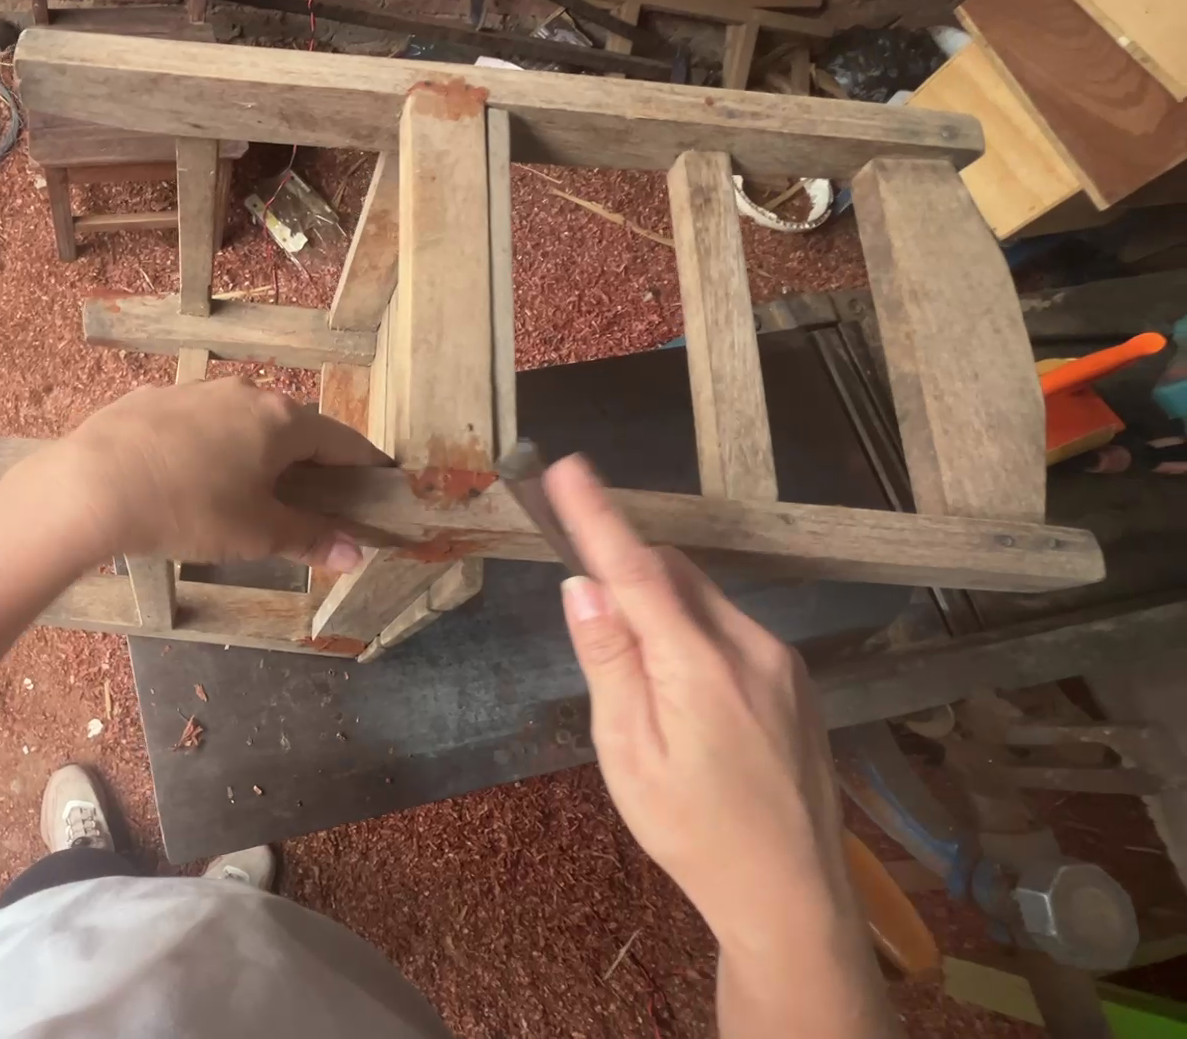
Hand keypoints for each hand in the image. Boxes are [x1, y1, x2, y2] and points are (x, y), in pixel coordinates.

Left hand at [17, 378, 388, 569]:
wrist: (90, 486)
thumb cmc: (190, 510)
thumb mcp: (256, 534)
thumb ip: (309, 538)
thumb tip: (356, 554)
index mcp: (280, 420)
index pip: (342, 440)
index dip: (364, 465)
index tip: (377, 482)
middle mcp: (243, 392)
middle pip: (291, 426)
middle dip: (306, 460)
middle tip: (309, 497)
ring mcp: (193, 389)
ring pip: (240, 420)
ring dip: (254, 450)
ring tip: (243, 488)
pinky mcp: (150, 399)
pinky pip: (195, 422)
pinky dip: (206, 445)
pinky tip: (185, 476)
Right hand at [544, 455, 851, 943]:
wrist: (791, 897)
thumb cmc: (688, 827)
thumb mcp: (625, 749)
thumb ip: (608, 660)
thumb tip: (582, 587)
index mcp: (700, 665)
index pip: (638, 570)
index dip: (599, 516)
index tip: (568, 469)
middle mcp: (750, 647)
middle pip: (674, 575)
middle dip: (625, 569)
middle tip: (591, 613)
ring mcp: (782, 663)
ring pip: (702, 600)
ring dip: (657, 604)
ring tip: (638, 675)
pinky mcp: (796, 681)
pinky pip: (728, 627)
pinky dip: (688, 628)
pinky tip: (680, 689)